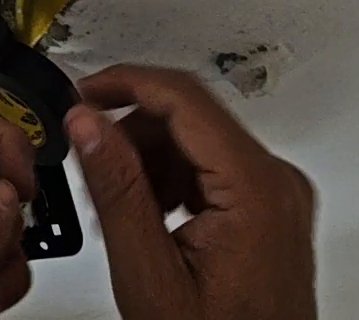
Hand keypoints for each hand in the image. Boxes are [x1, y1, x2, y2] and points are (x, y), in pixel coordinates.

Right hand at [65, 64, 316, 319]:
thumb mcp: (150, 275)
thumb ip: (116, 189)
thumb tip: (86, 121)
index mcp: (256, 189)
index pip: (183, 97)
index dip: (125, 83)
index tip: (83, 92)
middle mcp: (275, 181)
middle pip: (187, 115)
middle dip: (130, 131)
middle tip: (89, 156)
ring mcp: (274, 194)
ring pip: (193, 137)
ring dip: (145, 156)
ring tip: (115, 203)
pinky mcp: (266, 207)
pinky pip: (206, 164)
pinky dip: (167, 177)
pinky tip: (144, 213)